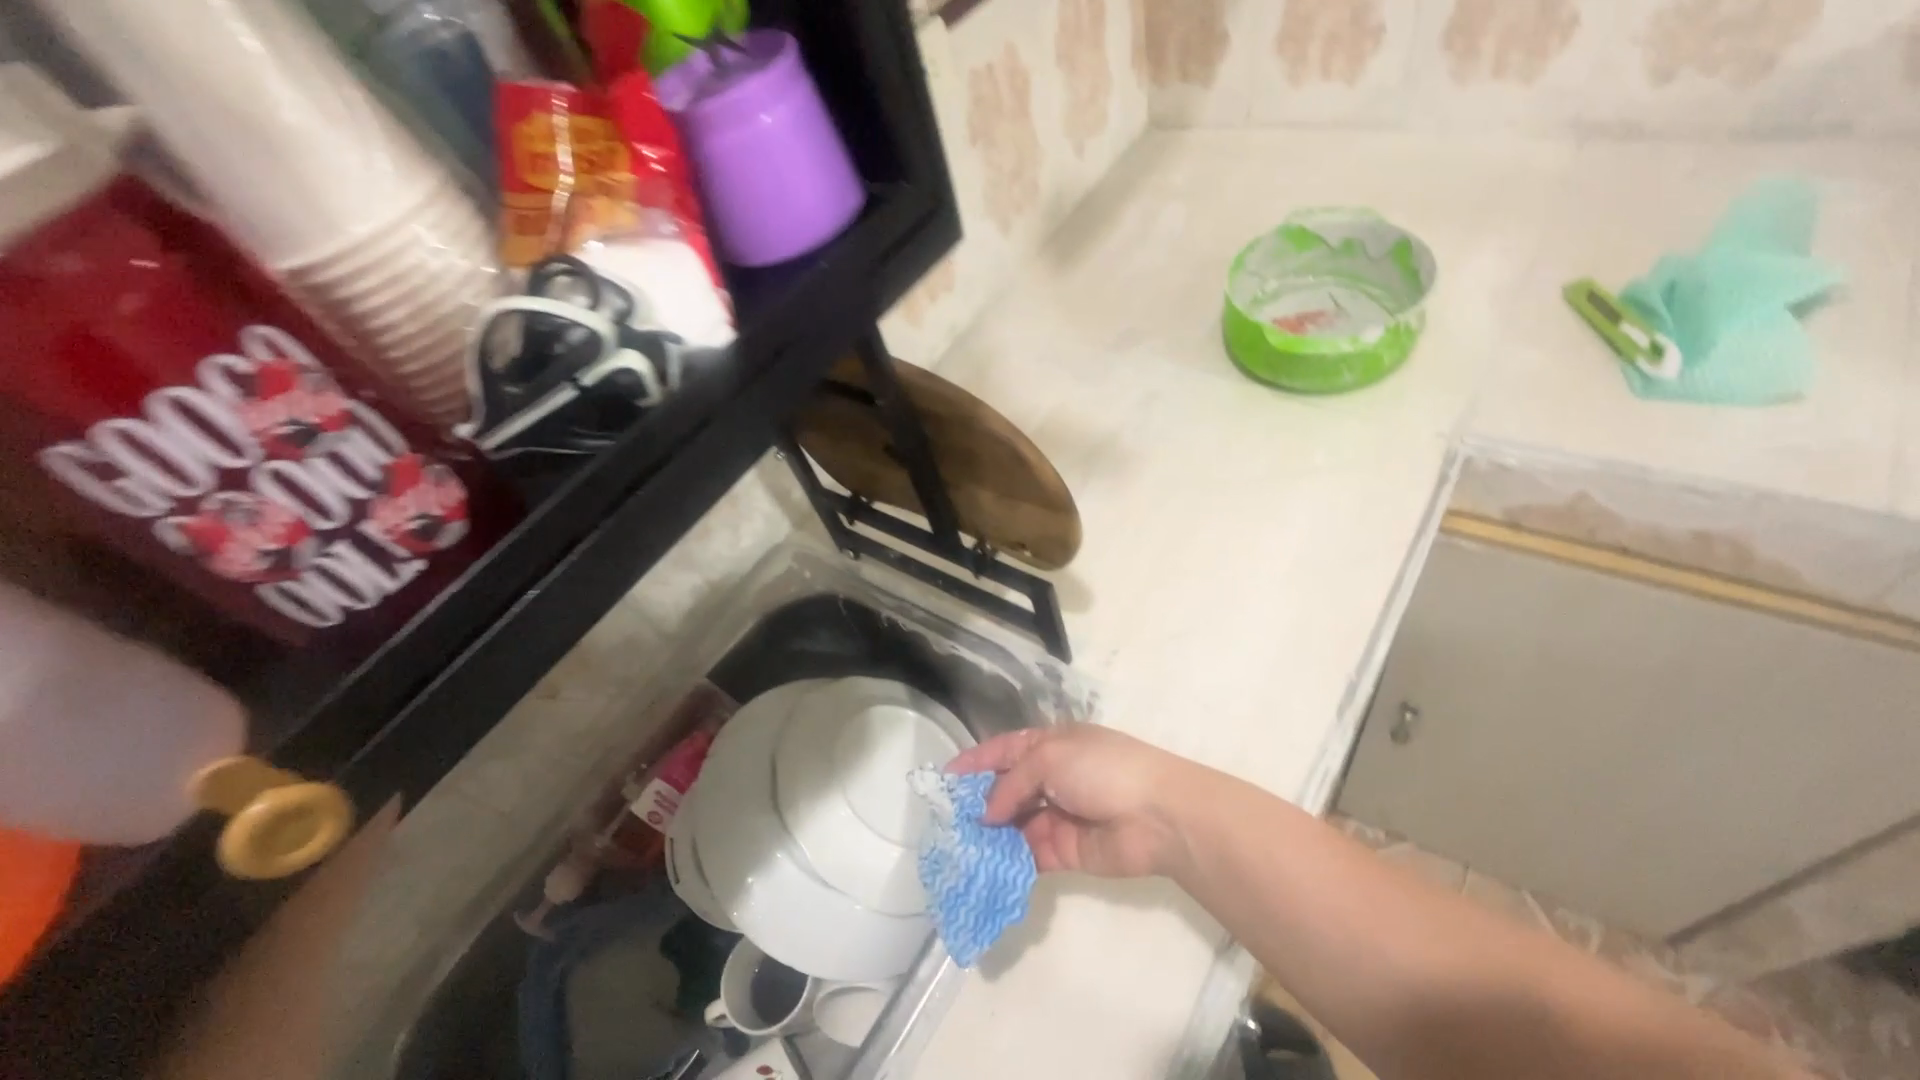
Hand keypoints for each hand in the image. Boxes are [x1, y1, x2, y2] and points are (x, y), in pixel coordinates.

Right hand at [946, 724, 1193, 877]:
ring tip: (954, 844)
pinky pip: (1027, 854)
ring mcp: (1058, 816)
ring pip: (1013, 824)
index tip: (944, 778)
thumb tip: (986, 814)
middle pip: (1006, 788)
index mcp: (1052, 744)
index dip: (975, 761)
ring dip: (988, 833)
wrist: (1158, 816)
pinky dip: (1005, 858)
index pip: (1005, 750)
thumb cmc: (1103, 769)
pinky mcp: (1063, 852)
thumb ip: (1011, 782)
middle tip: (944, 817)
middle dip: (977, 801)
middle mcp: (1053, 778)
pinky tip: (980, 864)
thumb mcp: (1050, 758)